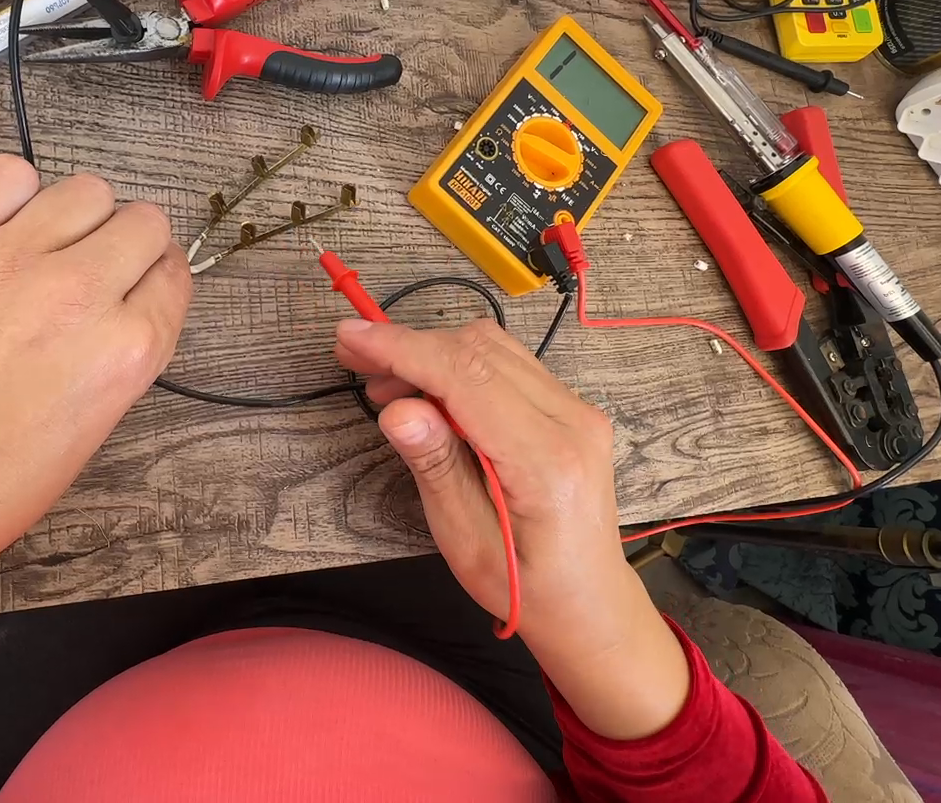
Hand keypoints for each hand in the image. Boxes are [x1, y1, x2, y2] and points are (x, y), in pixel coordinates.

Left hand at [0, 156, 192, 627]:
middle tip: (95, 273)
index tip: (138, 287)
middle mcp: (79, 296)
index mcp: (126, 352)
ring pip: (86, 191)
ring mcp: (8, 263)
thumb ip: (123, 349)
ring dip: (79, 219)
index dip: (157, 281)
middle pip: (143, 221)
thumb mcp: (92, 426)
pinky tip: (3, 232)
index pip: (173, 274)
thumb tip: (127, 294)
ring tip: (47, 253)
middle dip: (129, 245)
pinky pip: (8, 175)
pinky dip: (15, 194)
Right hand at [334, 318, 689, 738]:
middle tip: (353, 359)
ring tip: (383, 382)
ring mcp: (576, 407)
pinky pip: (504, 360)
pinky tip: (426, 389)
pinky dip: (456, 362)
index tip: (349, 338)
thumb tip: (397, 409)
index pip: (466, 376)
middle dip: (407, 344)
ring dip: (430, 351)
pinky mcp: (570, 405)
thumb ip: (436, 467)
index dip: (402, 349)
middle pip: (477, 349)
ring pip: (490, 345)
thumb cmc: (523, 586)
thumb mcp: (465, 541)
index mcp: (546, 460)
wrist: (590, 602)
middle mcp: (571, 419)